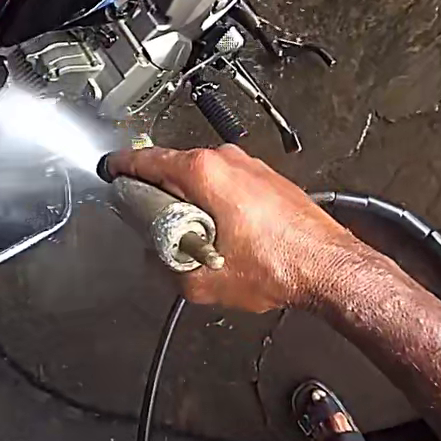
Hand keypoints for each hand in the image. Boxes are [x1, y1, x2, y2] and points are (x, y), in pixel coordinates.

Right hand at [103, 145, 379, 311]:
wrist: (330, 268)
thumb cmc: (280, 266)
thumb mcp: (204, 280)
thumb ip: (167, 267)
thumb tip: (157, 258)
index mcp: (205, 173)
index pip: (148, 160)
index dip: (123, 167)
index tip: (111, 171)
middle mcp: (228, 160)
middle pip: (174, 167)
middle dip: (157, 191)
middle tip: (148, 219)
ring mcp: (251, 166)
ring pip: (201, 176)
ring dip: (188, 197)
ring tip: (191, 233)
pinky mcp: (267, 179)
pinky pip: (226, 183)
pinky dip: (213, 200)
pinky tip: (219, 231)